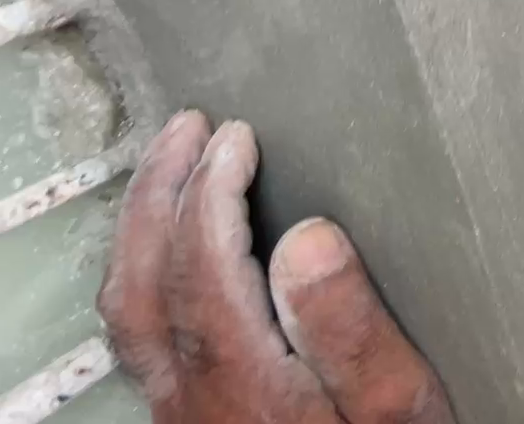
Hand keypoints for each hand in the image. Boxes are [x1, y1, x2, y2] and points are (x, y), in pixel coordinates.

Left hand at [98, 111, 451, 423]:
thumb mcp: (395, 399)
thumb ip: (348, 322)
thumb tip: (304, 233)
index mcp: (246, 377)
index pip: (204, 264)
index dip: (210, 191)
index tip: (237, 134)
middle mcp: (196, 393)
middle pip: (144, 284)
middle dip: (157, 194)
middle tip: (185, 127)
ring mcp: (187, 409)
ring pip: (129, 310)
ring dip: (141, 226)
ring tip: (167, 168)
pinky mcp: (197, 416)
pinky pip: (142, 329)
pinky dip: (148, 268)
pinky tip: (176, 252)